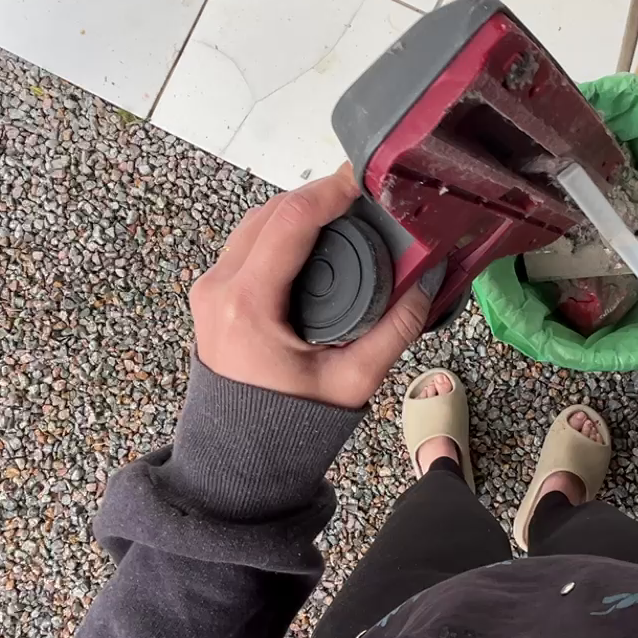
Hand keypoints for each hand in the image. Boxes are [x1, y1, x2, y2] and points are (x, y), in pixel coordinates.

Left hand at [190, 168, 430, 408]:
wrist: (238, 458)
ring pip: (253, 225)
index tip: (362, 178)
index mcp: (247, 305)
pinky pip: (246, 245)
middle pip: (268, 214)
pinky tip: (314, 239)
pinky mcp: (212, 297)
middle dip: (316, 197)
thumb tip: (428, 281)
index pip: (289, 222)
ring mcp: (209, 291)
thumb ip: (396, 328)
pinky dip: (280, 232)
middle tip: (360, 197)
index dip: (329, 192)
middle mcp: (218, 289)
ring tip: (341, 214)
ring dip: (296, 212)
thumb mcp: (353, 380)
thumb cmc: (291, 424)